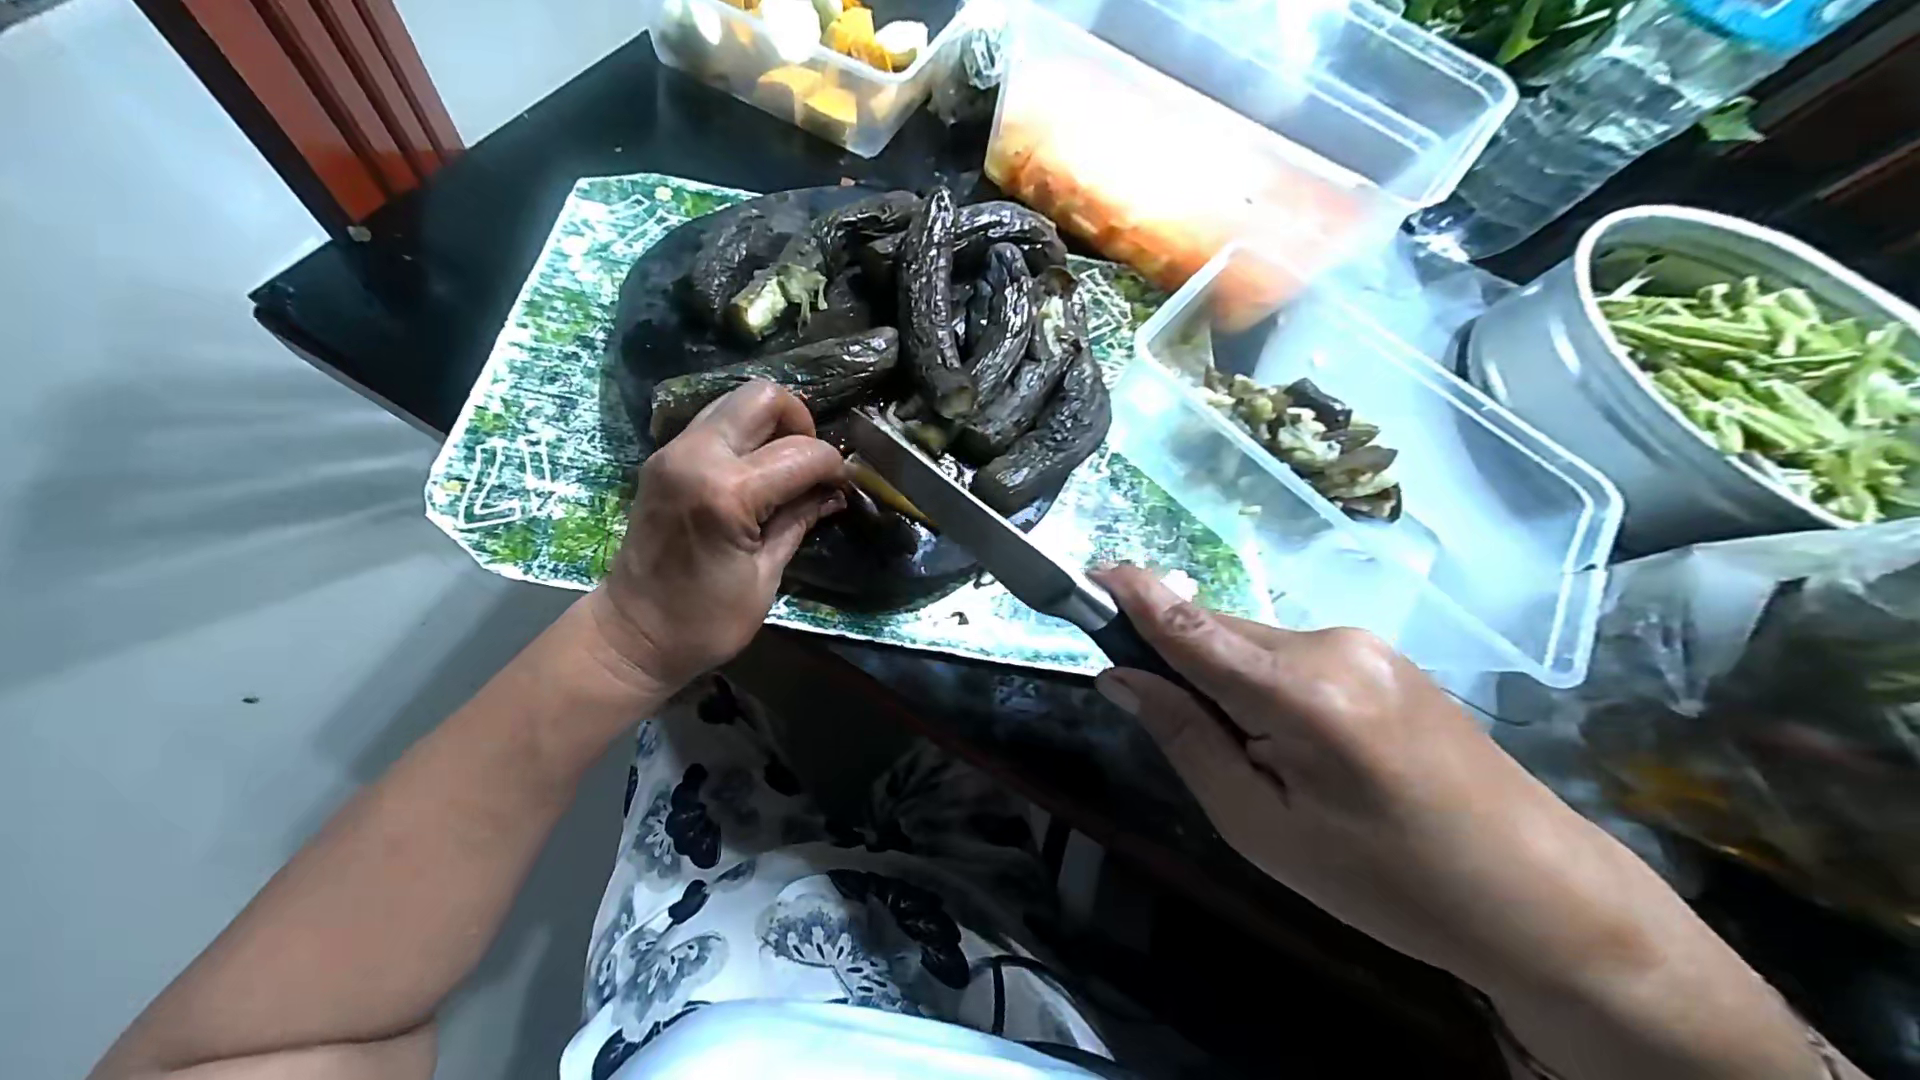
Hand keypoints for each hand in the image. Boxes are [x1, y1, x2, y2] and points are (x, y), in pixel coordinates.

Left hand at [587, 381, 848, 692]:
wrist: (632, 635)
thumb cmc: (704, 621)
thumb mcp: (765, 576)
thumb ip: (798, 521)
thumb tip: (833, 492)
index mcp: (726, 493)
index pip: (802, 452)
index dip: (833, 467)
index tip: (843, 487)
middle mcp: (696, 457)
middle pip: (764, 396)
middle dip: (800, 423)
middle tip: (808, 466)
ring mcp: (674, 452)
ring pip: (737, 400)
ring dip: (771, 425)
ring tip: (784, 468)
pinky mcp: (664, 458)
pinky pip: (716, 422)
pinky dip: (745, 435)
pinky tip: (757, 472)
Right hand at [1089, 565, 1672, 993]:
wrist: (1541, 897)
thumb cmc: (1386, 882)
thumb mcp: (1262, 828)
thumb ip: (1185, 738)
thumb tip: (1120, 678)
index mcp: (1301, 694)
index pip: (1192, 626)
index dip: (1135, 594)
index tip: (1090, 574)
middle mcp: (1331, 645)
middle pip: (1218, 630)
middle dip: (1175, 655)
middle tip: (1163, 714)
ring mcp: (1364, 644)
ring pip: (1251, 641)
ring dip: (1220, 673)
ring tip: (1245, 750)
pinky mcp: (1381, 654)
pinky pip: (1289, 651)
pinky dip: (1258, 678)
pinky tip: (1287, 738)